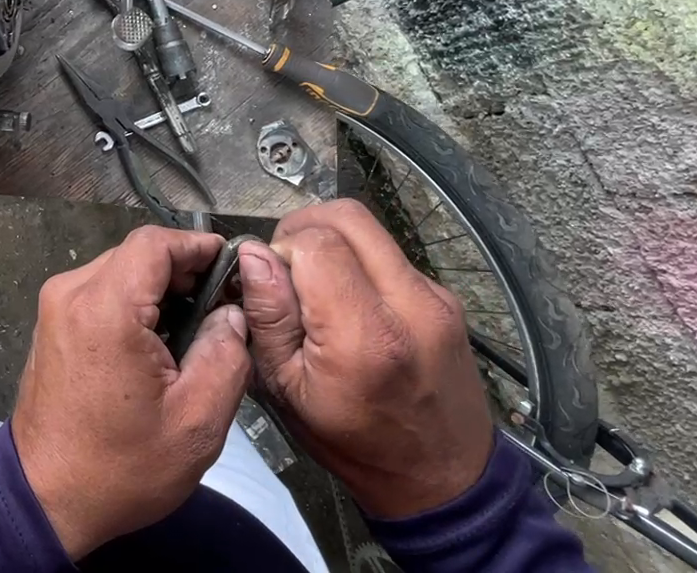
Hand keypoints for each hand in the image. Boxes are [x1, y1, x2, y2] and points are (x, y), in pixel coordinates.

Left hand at [12, 226, 252, 557]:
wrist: (47, 494)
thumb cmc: (122, 465)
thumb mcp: (196, 421)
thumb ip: (225, 355)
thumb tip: (231, 313)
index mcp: (104, 308)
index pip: (153, 244)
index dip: (196, 246)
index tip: (231, 264)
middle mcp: (71, 292)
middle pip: (135, 255)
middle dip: (182, 270)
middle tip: (222, 303)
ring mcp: (55, 305)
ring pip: (118, 271)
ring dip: (157, 287)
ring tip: (196, 325)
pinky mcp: (52, 321)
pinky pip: (99, 290)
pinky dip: (132, 301)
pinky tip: (159, 337)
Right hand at [238, 199, 495, 518]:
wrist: (443, 480)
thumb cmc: (353, 441)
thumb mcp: (285, 388)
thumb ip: (268, 315)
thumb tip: (252, 254)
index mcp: (367, 336)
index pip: (315, 243)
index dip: (280, 250)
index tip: (269, 281)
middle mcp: (411, 305)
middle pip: (345, 217)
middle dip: (301, 230)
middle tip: (285, 268)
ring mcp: (436, 296)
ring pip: (367, 228)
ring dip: (329, 242)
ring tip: (313, 283)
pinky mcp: (445, 296)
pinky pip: (387, 251)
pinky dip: (355, 260)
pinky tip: (347, 300)